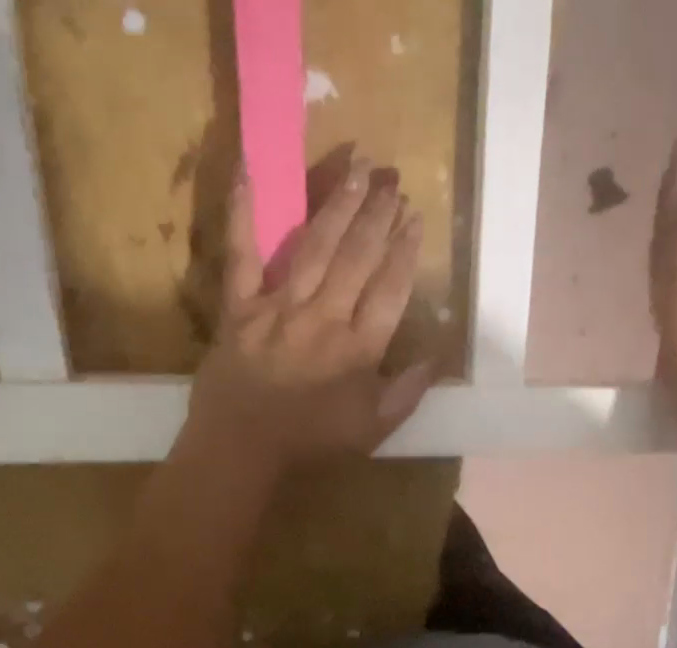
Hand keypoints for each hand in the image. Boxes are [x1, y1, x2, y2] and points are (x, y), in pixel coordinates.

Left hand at [184, 156, 436, 475]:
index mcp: (358, 348)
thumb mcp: (372, 430)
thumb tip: (436, 359)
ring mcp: (280, 307)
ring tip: (356, 168)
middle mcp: (324, 317)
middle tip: (392, 179)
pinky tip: (249, 172)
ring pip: (314, 247)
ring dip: (338, 205)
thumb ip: (406, 393)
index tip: (416, 218)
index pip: (390, 289)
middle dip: (378, 216)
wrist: (241, 449)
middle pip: (357, 257)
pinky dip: (242, 214)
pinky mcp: (240, 306)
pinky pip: (241, 255)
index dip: (405, 251)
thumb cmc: (310, 442)